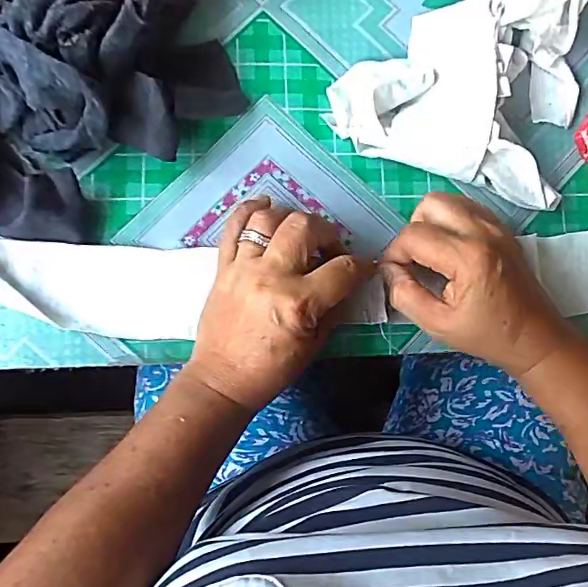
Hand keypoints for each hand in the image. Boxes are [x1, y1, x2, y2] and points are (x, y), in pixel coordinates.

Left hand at [184, 198, 370, 410]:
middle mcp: (272, 277)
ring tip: (299, 233)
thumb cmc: (273, 368)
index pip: (343, 269)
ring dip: (292, 219)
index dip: (362, 266)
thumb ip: (334, 308)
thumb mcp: (316, 344)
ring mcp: (244, 268)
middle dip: (327, 234)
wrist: (224, 378)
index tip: (364, 268)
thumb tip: (349, 282)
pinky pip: (234, 225)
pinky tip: (267, 207)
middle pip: (306, 228)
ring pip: (270, 219)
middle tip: (329, 250)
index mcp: (300, 303)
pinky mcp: (223, 266)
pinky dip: (250, 209)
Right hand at [379, 192, 583, 376]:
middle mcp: (483, 232)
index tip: (397, 275)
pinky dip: (452, 222)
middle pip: (430, 204)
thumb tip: (389, 271)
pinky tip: (453, 251)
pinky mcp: (504, 228)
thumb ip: (405, 295)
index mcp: (468, 257)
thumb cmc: (488, 336)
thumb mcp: (438, 325)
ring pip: (449, 200)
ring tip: (434, 256)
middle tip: (416, 262)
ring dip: (432, 223)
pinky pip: (468, 208)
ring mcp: (496, 226)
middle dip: (413, 231)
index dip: (395, 255)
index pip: (413, 235)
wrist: (535, 337)